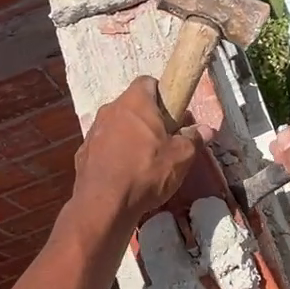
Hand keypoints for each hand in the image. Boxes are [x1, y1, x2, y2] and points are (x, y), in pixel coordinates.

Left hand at [71, 76, 203, 226]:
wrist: (103, 206)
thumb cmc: (146, 172)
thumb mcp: (181, 157)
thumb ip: (194, 139)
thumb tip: (206, 130)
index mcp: (135, 102)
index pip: (149, 82)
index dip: (163, 94)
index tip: (173, 113)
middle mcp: (111, 109)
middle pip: (132, 105)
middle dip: (148, 118)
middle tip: (165, 140)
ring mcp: (93, 131)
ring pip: (117, 125)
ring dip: (130, 136)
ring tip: (145, 161)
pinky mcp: (83, 153)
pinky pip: (104, 146)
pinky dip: (114, 154)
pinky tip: (125, 174)